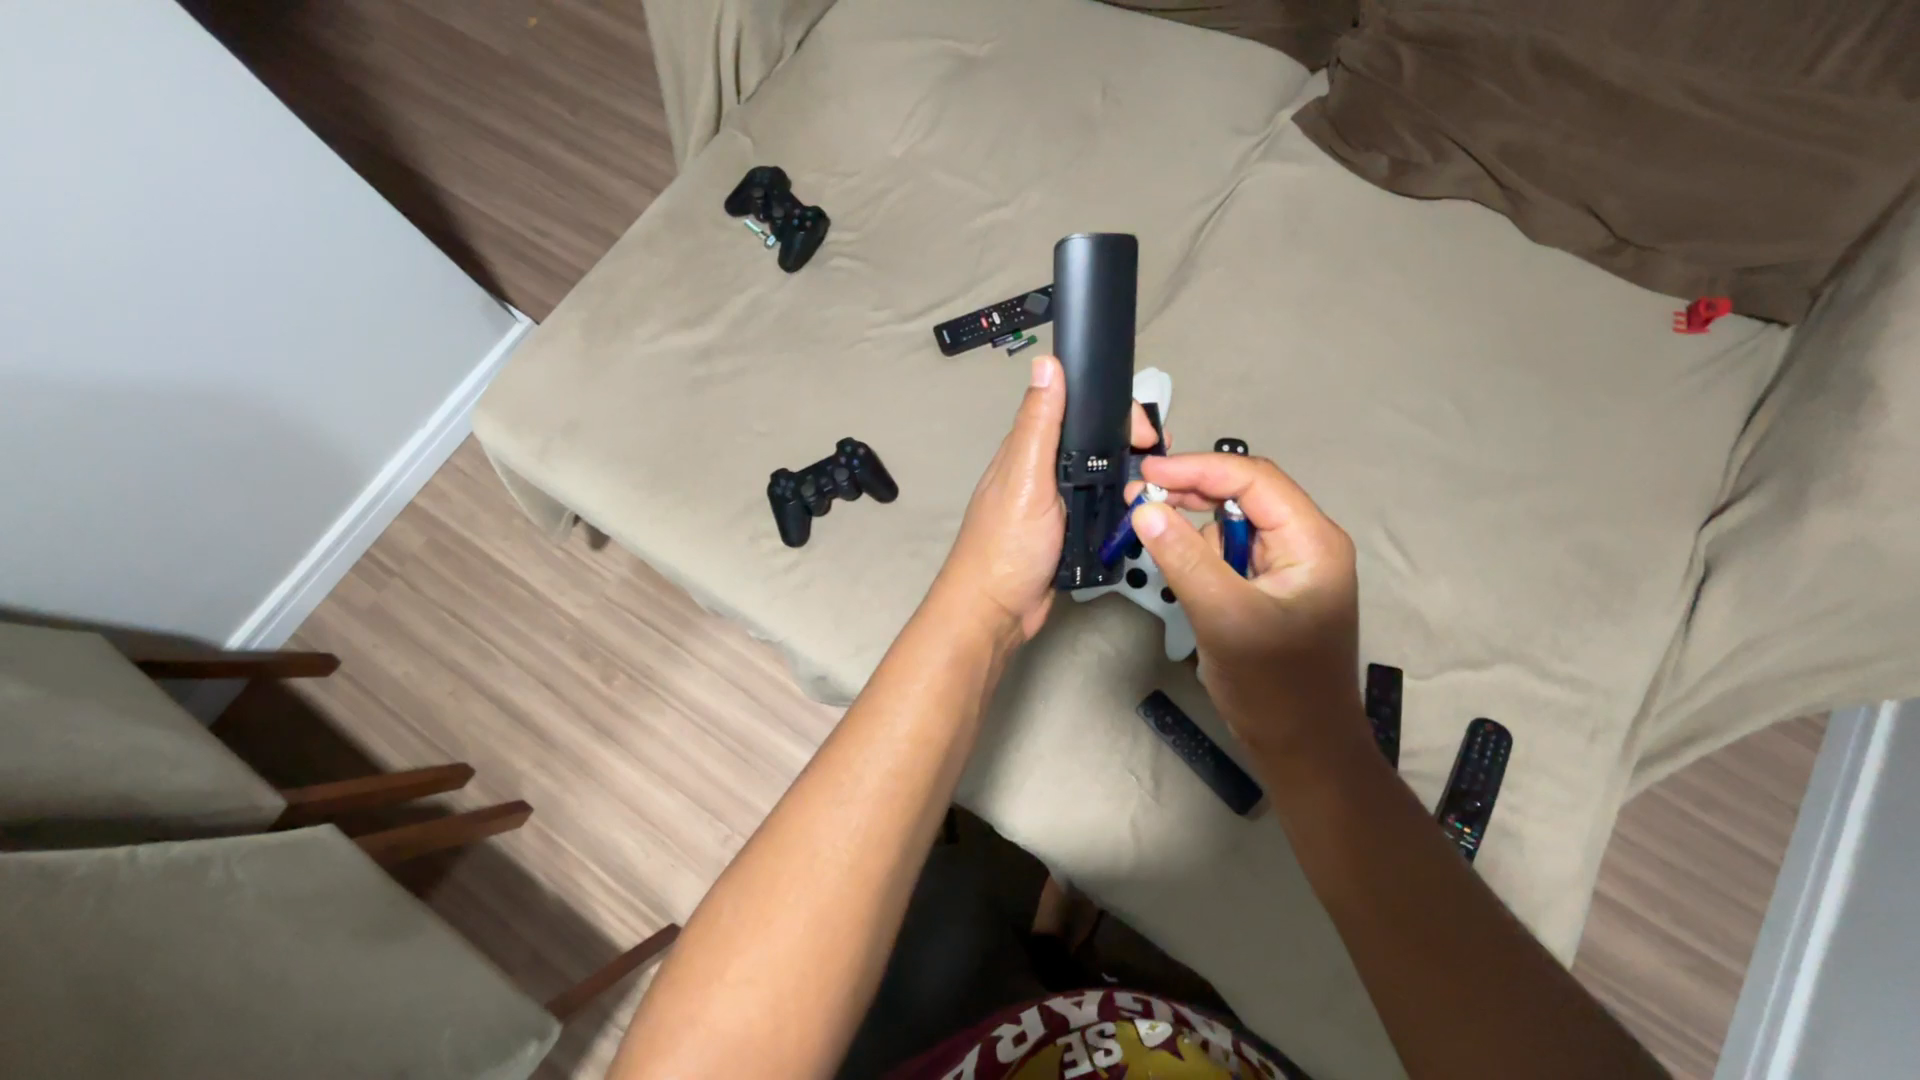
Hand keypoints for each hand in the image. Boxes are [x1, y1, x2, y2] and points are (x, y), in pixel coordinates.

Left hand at [935, 355, 1160, 641]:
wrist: (996, 613)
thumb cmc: (1005, 545)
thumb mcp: (1025, 478)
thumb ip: (1039, 424)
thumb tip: (1046, 362)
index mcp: (1028, 450)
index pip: (1077, 410)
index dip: (1115, 411)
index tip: (1149, 430)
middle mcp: (1043, 472)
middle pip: (1096, 444)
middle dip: (1132, 446)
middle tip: (1164, 462)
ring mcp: (1057, 504)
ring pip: (1102, 478)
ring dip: (1132, 478)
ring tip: (1163, 486)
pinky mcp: (1069, 533)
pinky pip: (1101, 510)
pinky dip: (1122, 507)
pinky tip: (1143, 511)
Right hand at [1131, 453, 1363, 759]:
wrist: (1301, 747)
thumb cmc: (1273, 686)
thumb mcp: (1224, 616)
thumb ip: (1184, 557)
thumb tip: (1145, 509)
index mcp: (1312, 540)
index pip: (1253, 480)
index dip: (1198, 469)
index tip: (1147, 473)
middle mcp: (1305, 543)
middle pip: (1243, 495)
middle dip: (1190, 493)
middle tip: (1138, 500)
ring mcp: (1288, 567)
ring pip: (1231, 524)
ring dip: (1192, 526)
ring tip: (1151, 536)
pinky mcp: (1268, 589)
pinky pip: (1229, 555)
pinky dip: (1199, 553)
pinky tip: (1177, 567)